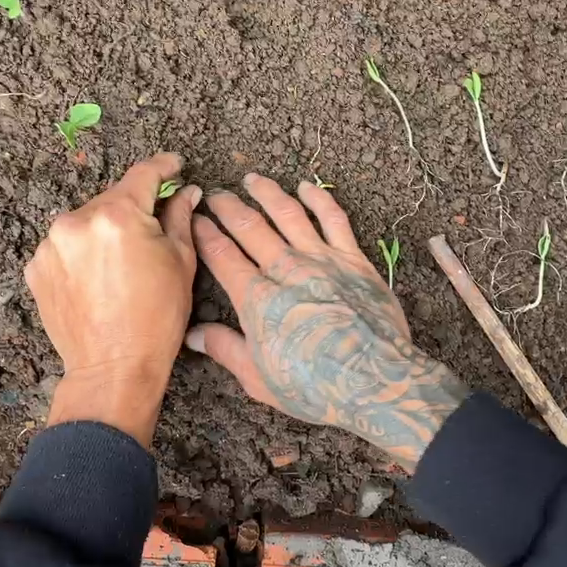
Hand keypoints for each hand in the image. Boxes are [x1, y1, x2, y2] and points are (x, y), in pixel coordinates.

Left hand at [25, 152, 199, 445]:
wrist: (113, 369)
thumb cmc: (157, 319)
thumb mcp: (180, 262)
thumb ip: (180, 218)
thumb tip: (185, 192)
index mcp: (118, 215)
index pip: (143, 173)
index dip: (164, 166)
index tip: (174, 165)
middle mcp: (77, 220)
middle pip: (113, 199)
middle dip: (134, 210)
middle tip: (153, 232)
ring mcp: (51, 245)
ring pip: (87, 223)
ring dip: (105, 232)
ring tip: (122, 266)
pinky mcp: (35, 267)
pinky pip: (66, 247)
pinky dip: (83, 254)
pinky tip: (99, 279)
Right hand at [187, 174, 467, 470]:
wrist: (373, 380)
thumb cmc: (313, 387)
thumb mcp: (258, 378)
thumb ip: (225, 349)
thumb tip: (193, 334)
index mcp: (256, 298)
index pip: (222, 255)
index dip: (205, 234)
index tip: (195, 220)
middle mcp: (285, 269)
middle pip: (250, 227)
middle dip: (228, 208)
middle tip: (215, 195)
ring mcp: (321, 259)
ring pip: (288, 214)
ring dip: (268, 193)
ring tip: (252, 180)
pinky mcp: (353, 259)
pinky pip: (334, 219)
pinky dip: (319, 199)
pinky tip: (306, 186)